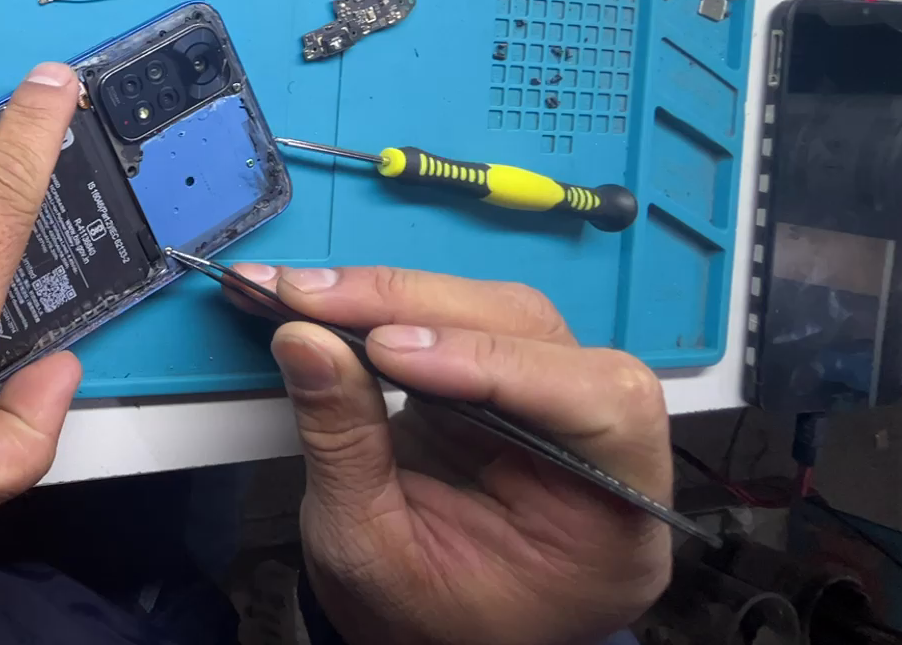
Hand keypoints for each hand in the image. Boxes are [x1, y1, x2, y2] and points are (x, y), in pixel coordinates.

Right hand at [232, 265, 672, 644]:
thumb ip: (341, 442)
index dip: (495, 361)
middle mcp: (587, 445)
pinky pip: (434, 319)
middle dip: (407, 302)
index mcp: (603, 521)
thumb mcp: (364, 546)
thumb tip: (302, 337)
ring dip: (382, 292)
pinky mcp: (478, 380)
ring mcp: (531, 403)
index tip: (384, 351)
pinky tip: (314, 299)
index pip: (596, 404)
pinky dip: (368, 303)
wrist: (407, 630)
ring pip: (481, 308)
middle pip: (527, 329)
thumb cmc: (409, 617)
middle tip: (305, 295)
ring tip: (297, 291)